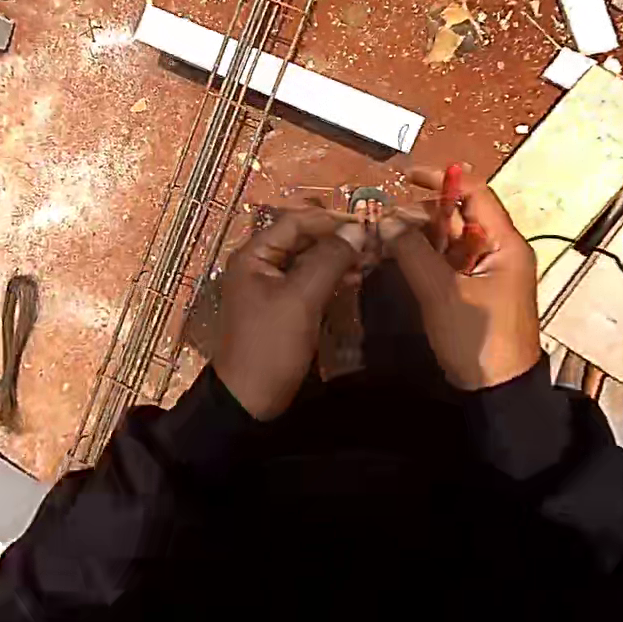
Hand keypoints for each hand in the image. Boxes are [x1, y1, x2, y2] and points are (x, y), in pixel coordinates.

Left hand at [212, 210, 362, 419]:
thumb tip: (357, 230)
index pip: (295, 222)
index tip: (366, 223)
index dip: (330, 220)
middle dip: (337, 239)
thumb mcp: (302, 299)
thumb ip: (329, 260)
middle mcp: (260, 263)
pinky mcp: (282, 304)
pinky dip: (330, 277)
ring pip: (308, 259)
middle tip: (373, 242)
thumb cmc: (271, 344)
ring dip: (337, 257)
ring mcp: (271, 284)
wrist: (249, 401)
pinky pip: (308, 280)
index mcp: (254, 254)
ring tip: (370, 259)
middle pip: (302, 238)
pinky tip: (355, 278)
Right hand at [386, 165, 540, 390]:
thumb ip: (413, 252)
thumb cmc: (477, 338)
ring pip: (451, 239)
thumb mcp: (441, 292)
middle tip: (387, 219)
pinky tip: (399, 256)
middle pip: (460, 215)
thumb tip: (387, 221)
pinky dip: (425, 255)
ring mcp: (488, 271)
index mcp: (505, 243)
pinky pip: (449, 261)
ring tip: (386, 237)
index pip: (476, 193)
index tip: (408, 177)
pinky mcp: (475, 289)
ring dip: (420, 234)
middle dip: (422, 212)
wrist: (498, 395)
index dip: (444, 179)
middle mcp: (499, 250)